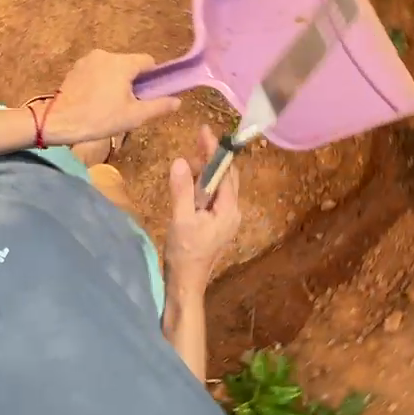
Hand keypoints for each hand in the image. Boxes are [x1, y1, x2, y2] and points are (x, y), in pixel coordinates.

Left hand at [43, 50, 180, 145]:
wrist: (58, 121)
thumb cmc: (99, 118)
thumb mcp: (134, 116)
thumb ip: (158, 106)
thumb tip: (177, 101)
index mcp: (122, 63)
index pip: (148, 61)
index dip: (153, 77)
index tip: (149, 95)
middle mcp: (106, 54)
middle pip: (129, 64)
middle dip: (133, 81)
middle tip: (129, 105)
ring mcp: (88, 60)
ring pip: (112, 68)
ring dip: (116, 82)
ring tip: (110, 105)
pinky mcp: (75, 68)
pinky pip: (97, 71)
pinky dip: (100, 82)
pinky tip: (95, 101)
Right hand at [165, 125, 241, 289]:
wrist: (186, 283)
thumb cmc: (185, 253)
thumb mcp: (181, 219)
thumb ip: (182, 190)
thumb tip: (181, 161)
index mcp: (228, 209)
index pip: (225, 172)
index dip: (216, 151)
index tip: (205, 131)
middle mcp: (232, 211)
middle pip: (226, 177)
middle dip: (213, 157)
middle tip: (197, 138)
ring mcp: (225, 218)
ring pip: (218, 186)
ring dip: (207, 170)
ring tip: (192, 155)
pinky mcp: (216, 223)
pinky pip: (212, 197)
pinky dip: (203, 184)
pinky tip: (190, 179)